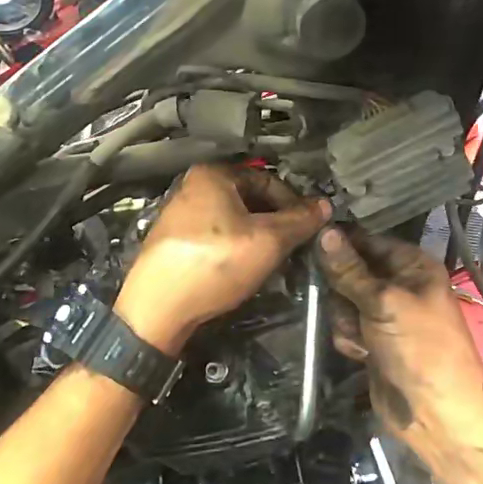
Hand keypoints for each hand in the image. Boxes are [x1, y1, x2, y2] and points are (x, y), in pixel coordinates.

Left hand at [116, 165, 330, 352]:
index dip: (293, 203)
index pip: (267, 179)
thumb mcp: (267, 241)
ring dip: (257, 237)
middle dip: (275, 221)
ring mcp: (180, 215)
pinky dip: (235, 248)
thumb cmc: (213, 264)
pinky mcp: (174, 243)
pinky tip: (243, 269)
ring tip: (272, 261)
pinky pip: (215, 237)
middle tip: (293, 245)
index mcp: (212, 175)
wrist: (158, 308)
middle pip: (249, 199)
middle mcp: (192, 188)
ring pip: (233, 220)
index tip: (308, 226)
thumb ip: (299, 221)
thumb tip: (324, 206)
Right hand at [314, 226, 482, 431]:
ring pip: (342, 300)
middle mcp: (399, 284)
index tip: (310, 247)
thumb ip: (349, 270)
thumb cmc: (420, 349)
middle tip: (343, 304)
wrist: (437, 414)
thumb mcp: (384, 303)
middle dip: (341, 290)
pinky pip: (345, 326)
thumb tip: (324, 231)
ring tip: (359, 336)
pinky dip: (348, 338)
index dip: (340, 244)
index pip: (366, 240)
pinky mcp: (373, 340)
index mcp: (412, 265)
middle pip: (349, 270)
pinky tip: (360, 353)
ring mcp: (385, 314)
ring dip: (343, 318)